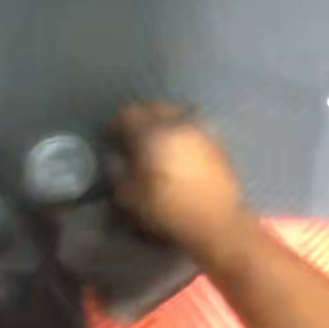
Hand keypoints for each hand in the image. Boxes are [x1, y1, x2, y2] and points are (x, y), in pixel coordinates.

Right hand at [112, 103, 253, 257]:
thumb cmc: (168, 210)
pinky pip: (195, 124)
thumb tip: (116, 155)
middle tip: (132, 132)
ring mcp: (203, 130)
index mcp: (155, 135)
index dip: (116, 123)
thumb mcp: (130, 196)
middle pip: (156, 107)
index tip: (111, 135)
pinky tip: (178, 143)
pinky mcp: (218, 140)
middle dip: (141, 116)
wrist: (217, 220)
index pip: (129, 114)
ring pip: (179, 112)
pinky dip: (183, 127)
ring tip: (156, 136)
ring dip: (165, 118)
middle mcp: (180, 125)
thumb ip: (118, 169)